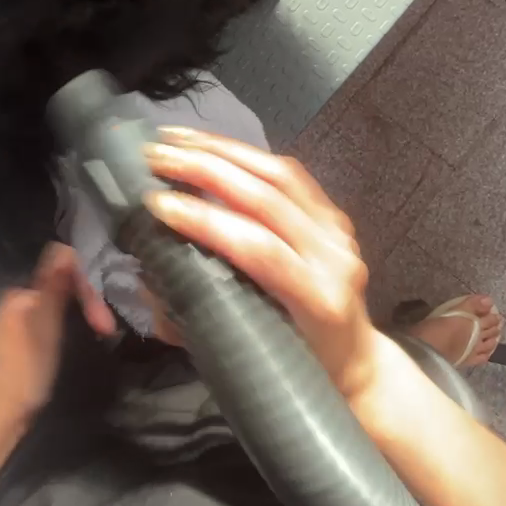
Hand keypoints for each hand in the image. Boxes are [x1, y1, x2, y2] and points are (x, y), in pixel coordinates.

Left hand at [0, 243, 117, 426]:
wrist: (1, 416)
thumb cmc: (24, 373)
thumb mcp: (45, 329)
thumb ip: (54, 288)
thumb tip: (65, 249)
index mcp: (22, 292)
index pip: (63, 266)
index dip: (88, 286)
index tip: (104, 319)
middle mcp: (20, 298)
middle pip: (63, 282)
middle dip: (89, 300)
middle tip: (108, 331)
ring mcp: (22, 316)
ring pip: (62, 300)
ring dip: (84, 311)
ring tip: (103, 333)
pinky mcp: (27, 334)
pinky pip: (56, 314)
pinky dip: (73, 321)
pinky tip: (84, 335)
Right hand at [141, 127, 395, 407]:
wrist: (356, 364)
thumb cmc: (297, 367)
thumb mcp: (244, 354)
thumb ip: (195, 320)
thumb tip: (149, 281)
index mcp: (316, 299)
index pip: (259, 248)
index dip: (206, 222)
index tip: (156, 205)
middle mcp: (334, 257)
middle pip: (266, 199)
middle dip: (203, 172)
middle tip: (154, 159)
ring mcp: (338, 230)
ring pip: (278, 174)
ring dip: (218, 150)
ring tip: (172, 139)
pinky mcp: (334, 212)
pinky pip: (288, 171)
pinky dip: (242, 152)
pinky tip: (208, 143)